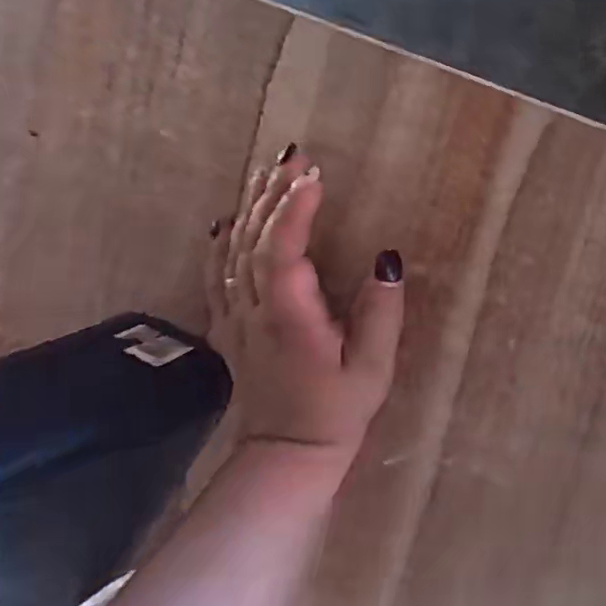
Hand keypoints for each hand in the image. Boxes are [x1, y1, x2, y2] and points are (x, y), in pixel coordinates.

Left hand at [205, 146, 404, 472]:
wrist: (290, 448)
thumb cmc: (341, 406)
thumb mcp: (375, 364)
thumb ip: (381, 313)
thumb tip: (387, 261)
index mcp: (291, 319)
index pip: (283, 254)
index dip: (295, 213)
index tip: (315, 178)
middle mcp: (253, 312)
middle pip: (251, 242)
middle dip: (271, 196)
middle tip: (293, 158)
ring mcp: (235, 318)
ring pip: (231, 252)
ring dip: (249, 209)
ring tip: (268, 175)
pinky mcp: (231, 326)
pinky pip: (217, 273)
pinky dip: (222, 240)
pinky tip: (229, 221)